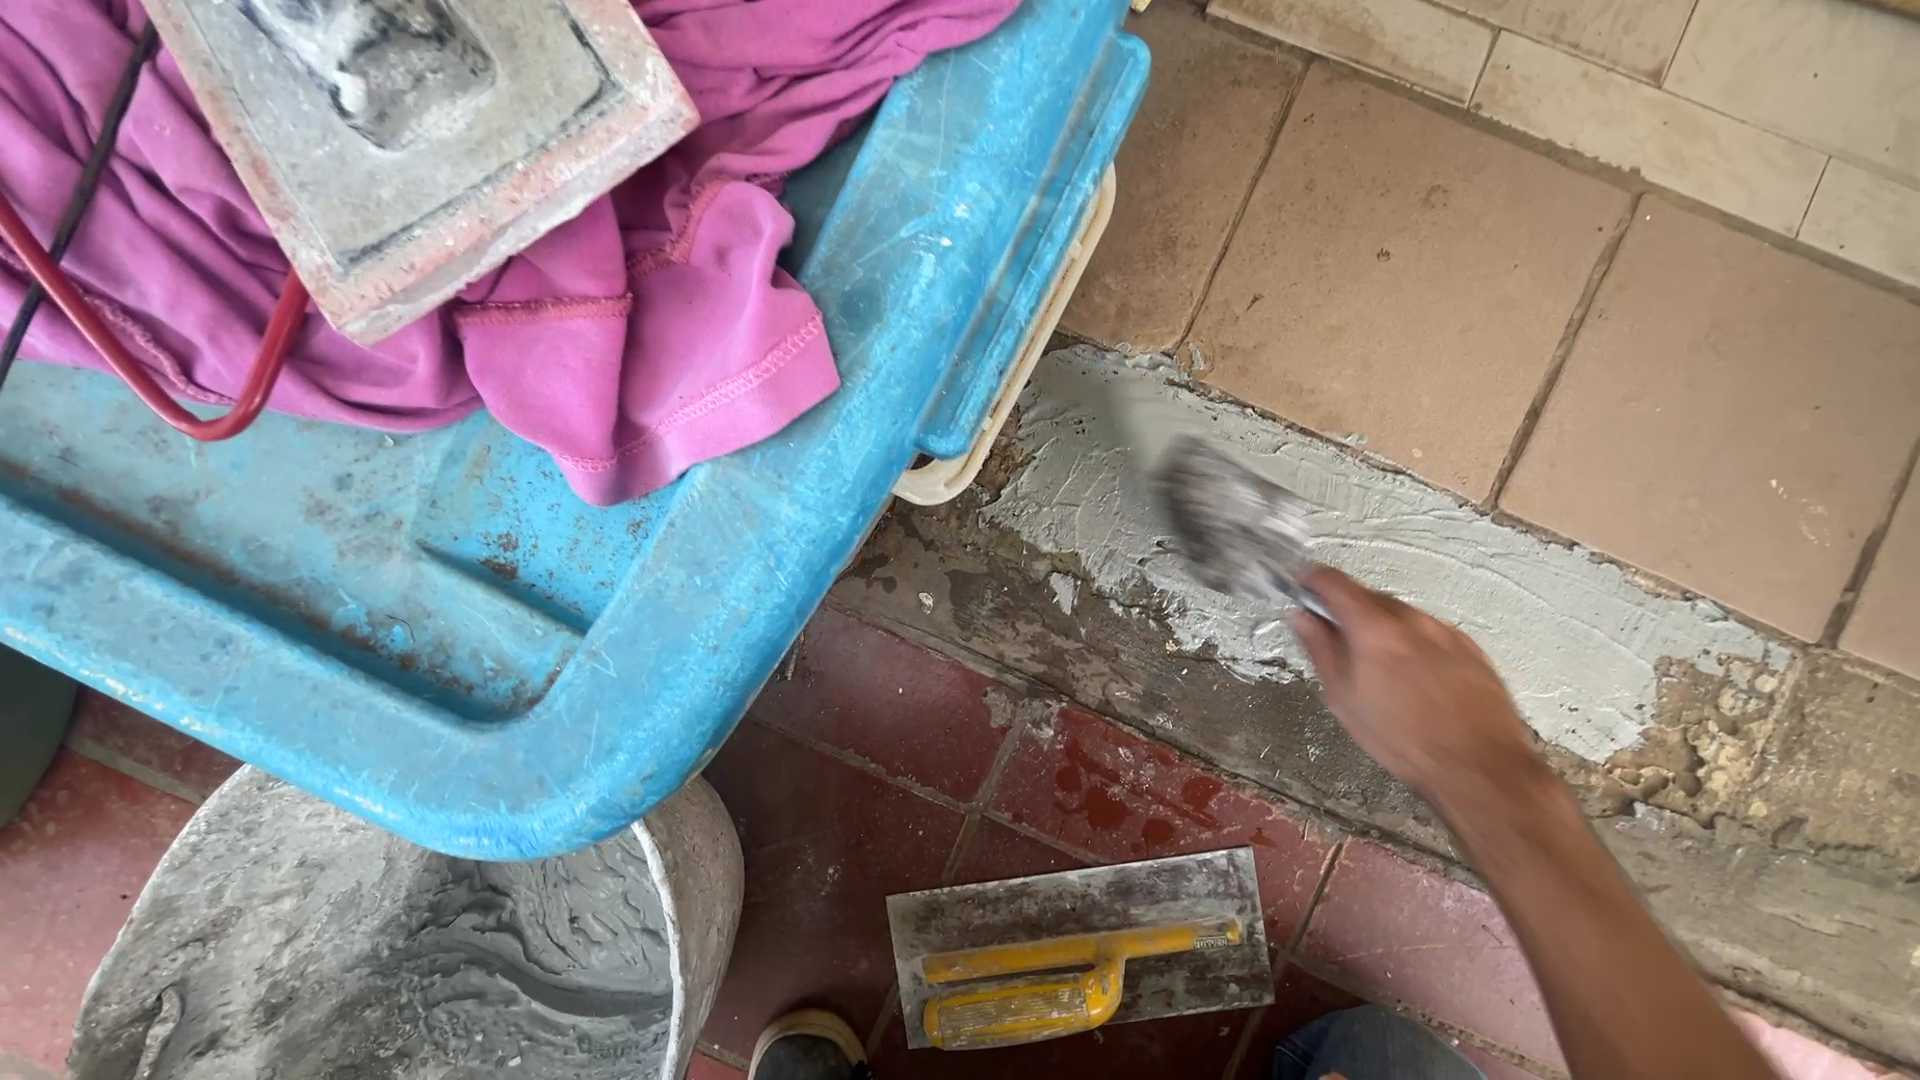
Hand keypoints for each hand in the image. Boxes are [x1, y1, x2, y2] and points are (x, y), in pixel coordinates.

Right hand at [1293, 567, 1540, 800]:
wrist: (1479, 766)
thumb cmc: (1403, 738)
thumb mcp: (1343, 698)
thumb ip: (1321, 649)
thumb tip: (1303, 618)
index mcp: (1373, 628)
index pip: (1333, 581)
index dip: (1312, 582)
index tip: (1303, 592)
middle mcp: (1411, 619)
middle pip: (1368, 597)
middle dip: (1348, 613)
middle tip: (1340, 645)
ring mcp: (1445, 631)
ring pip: (1400, 616)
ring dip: (1382, 630)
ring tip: (1381, 672)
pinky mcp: (1471, 647)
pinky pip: (1430, 633)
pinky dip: (1414, 644)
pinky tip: (1415, 680)